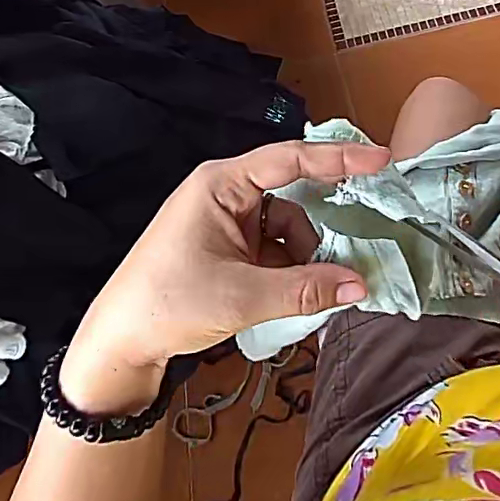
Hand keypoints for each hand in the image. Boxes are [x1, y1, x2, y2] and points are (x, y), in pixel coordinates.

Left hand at [62, 141, 390, 413]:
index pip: (290, 158)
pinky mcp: (229, 245)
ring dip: (305, 256)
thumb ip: (306, 289)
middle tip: (362, 228)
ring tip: (309, 291)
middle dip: (322, 220)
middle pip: (293, 193)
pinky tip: (293, 294)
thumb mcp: (244, 296)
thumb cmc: (168, 304)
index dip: (339, 157)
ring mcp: (228, 220)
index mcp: (222, 184)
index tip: (380, 159)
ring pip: (288, 226)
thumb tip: (361, 285)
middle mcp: (227, 193)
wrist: (119, 343)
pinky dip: (291, 268)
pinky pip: (274, 246)